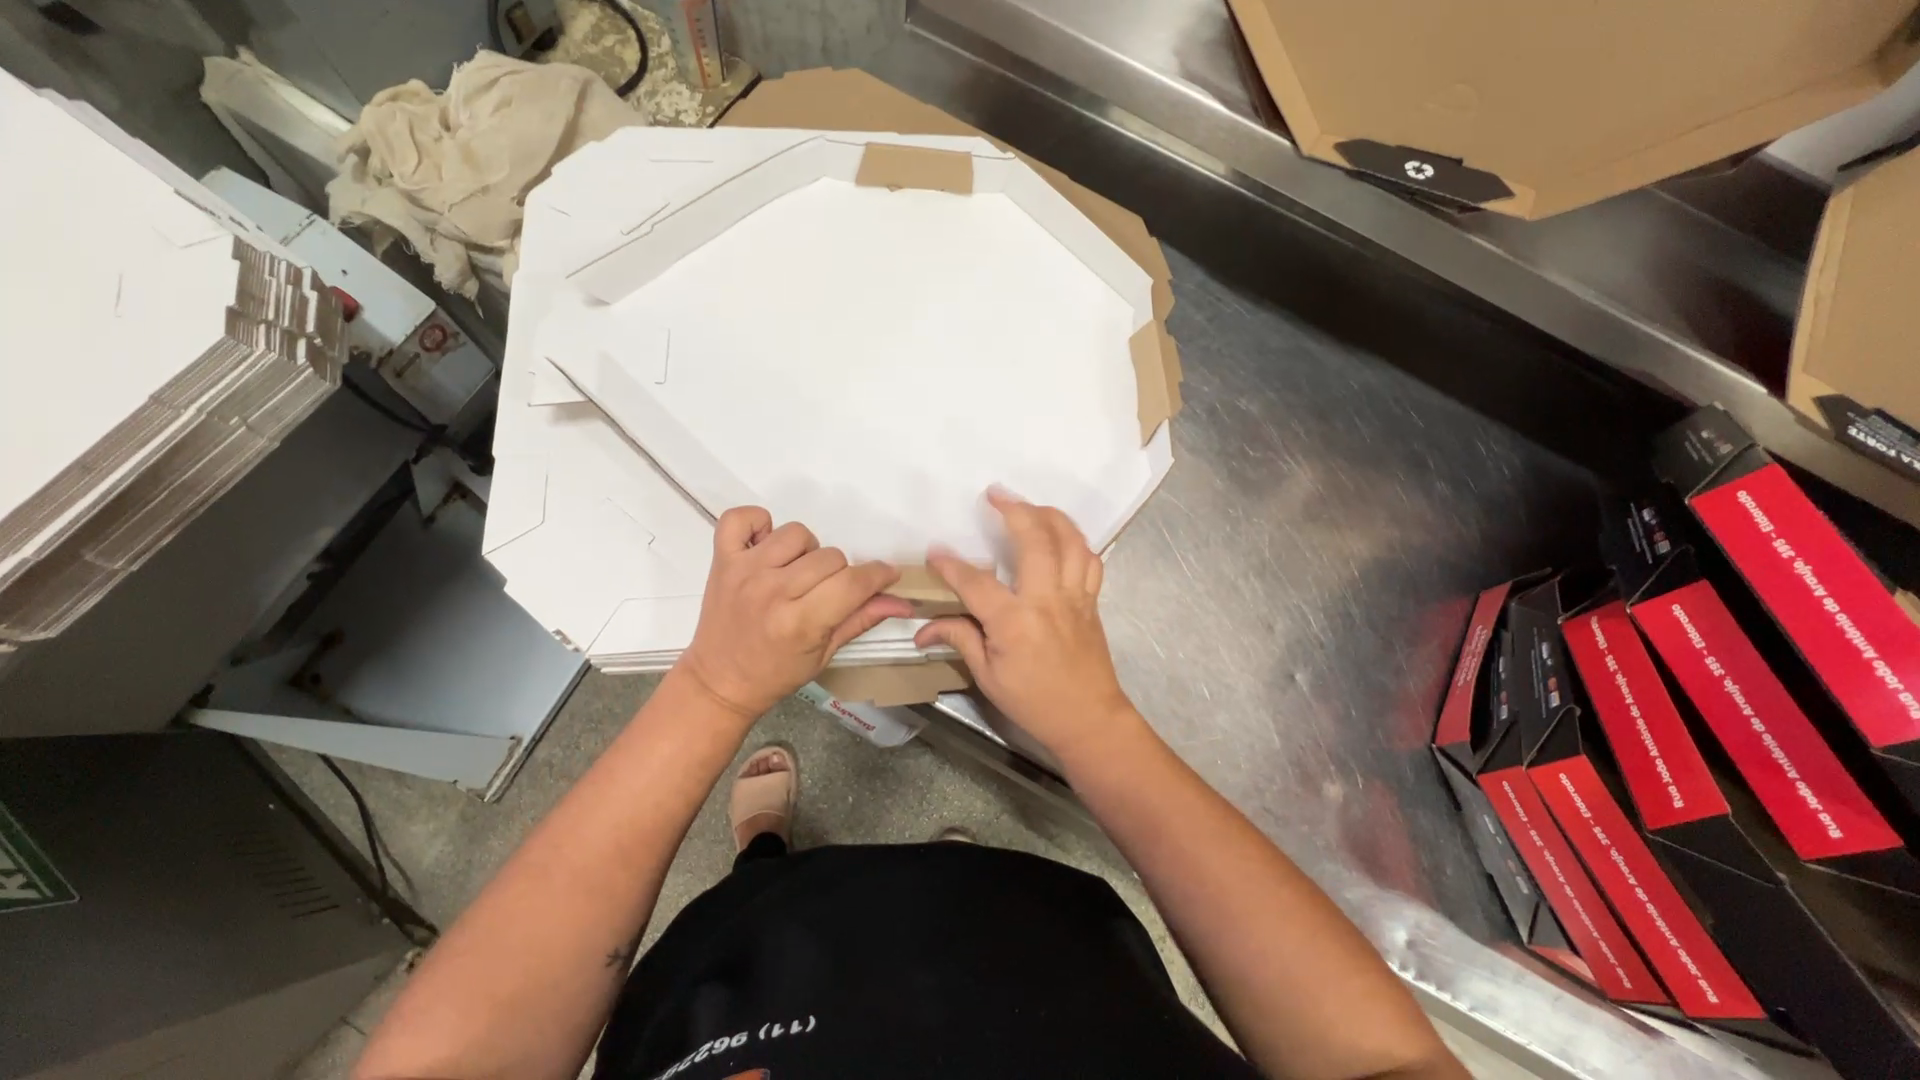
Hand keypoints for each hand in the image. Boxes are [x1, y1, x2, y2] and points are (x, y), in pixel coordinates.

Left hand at [678, 507, 911, 722]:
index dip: (878, 575)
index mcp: (800, 623)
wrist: (720, 681)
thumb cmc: (775, 674)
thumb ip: (861, 619)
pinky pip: (740, 517)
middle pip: (831, 556)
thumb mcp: (825, 654)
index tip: (886, 576)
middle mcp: (772, 591)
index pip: (853, 583)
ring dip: (805, 551)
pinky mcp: (722, 560)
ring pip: (797, 533)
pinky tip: (765, 548)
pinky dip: (757, 524)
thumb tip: (901, 601)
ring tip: (795, 574)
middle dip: (838, 574)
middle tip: (824, 594)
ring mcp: (745, 571)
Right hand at [914, 491, 1138, 758]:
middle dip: (1014, 510)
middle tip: (996, 495)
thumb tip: (924, 630)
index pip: (976, 582)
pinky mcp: (1091, 601)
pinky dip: (1077, 541)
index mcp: (1015, 621)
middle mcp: (1047, 600)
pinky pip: (1089, 560)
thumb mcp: (988, 677)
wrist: (1089, 719)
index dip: (951, 565)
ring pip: (1070, 541)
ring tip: (1030, 505)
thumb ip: (960, 640)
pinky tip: (1063, 537)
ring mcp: (1074, 597)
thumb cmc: (1034, 702)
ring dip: (1051, 516)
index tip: (935, 551)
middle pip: (1035, 539)